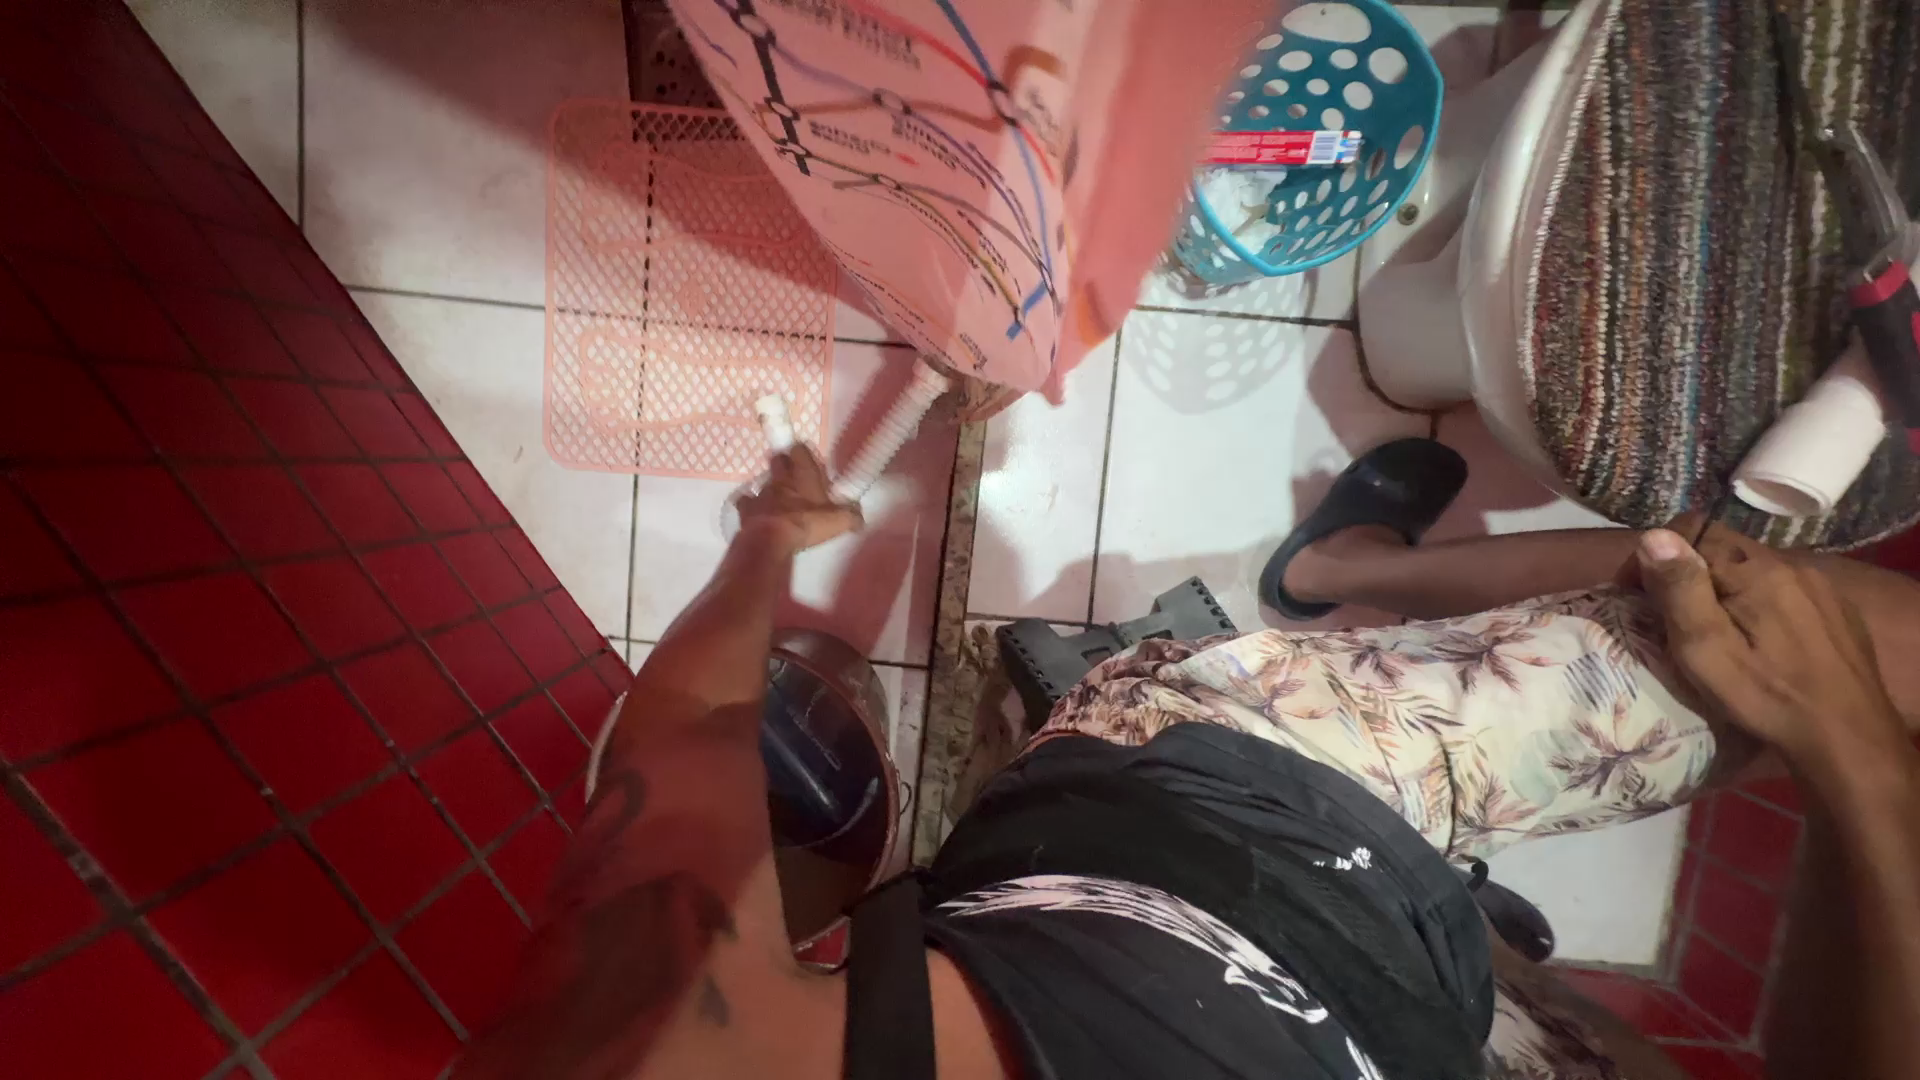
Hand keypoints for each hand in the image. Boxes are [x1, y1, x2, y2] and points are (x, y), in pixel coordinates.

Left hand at [735, 445, 861, 551]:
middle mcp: (780, 479)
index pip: (800, 450)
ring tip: (778, 499)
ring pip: (764, 481)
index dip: (803, 452)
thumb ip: (852, 517)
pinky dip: (750, 504)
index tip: (807, 459)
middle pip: (778, 460)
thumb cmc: (806, 524)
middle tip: (793, 475)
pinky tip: (756, 511)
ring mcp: (761, 493)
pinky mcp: (746, 509)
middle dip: (784, 463)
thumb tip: (861, 519)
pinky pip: (746, 502)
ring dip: (770, 487)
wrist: (771, 540)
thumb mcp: (838, 521)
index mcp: (803, 475)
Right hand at [1635, 522, 1907, 778]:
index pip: (1690, 533)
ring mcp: (1821, 587)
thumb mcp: (1703, 646)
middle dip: (1684, 570)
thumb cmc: (1761, 695)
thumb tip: (1654, 535)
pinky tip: (1751, 635)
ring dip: (1718, 584)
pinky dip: (1751, 598)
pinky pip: (1779, 585)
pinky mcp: (1836, 608)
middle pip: (1721, 546)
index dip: (1654, 557)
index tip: (1638, 593)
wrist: (1847, 739)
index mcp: (1757, 572)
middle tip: (1666, 614)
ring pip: (1750, 565)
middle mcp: (1793, 567)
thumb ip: (1679, 588)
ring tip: (1706, 626)